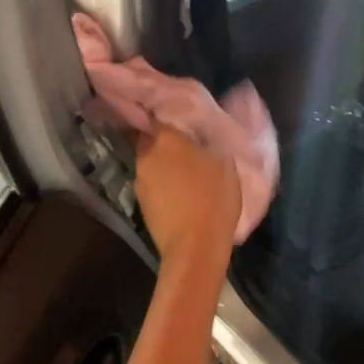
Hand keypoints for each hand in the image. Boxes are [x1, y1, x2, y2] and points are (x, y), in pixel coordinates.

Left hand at [134, 129, 240, 259]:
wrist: (194, 247)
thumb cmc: (214, 199)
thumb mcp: (224, 162)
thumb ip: (209, 141)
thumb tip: (202, 132)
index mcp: (166, 139)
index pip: (160, 116)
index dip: (172, 117)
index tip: (185, 121)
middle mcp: (146, 155)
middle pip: (153, 140)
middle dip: (167, 142)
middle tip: (189, 147)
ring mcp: (139, 180)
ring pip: (151, 163)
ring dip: (164, 164)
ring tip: (186, 173)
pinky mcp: (139, 203)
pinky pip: (152, 183)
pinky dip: (163, 184)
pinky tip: (179, 193)